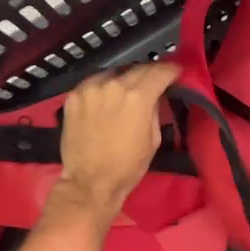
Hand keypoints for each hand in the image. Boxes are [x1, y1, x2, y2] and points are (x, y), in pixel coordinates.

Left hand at [56, 61, 182, 215]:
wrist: (90, 181)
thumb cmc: (128, 167)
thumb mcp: (153, 141)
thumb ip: (154, 112)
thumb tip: (153, 97)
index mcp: (138, 98)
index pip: (159, 72)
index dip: (170, 70)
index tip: (175, 72)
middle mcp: (113, 85)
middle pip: (136, 68)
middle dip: (148, 73)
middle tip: (153, 81)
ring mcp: (90, 88)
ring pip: (113, 73)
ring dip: (123, 79)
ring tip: (126, 91)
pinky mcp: (74, 96)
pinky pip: (93, 83)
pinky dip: (102, 88)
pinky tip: (105, 100)